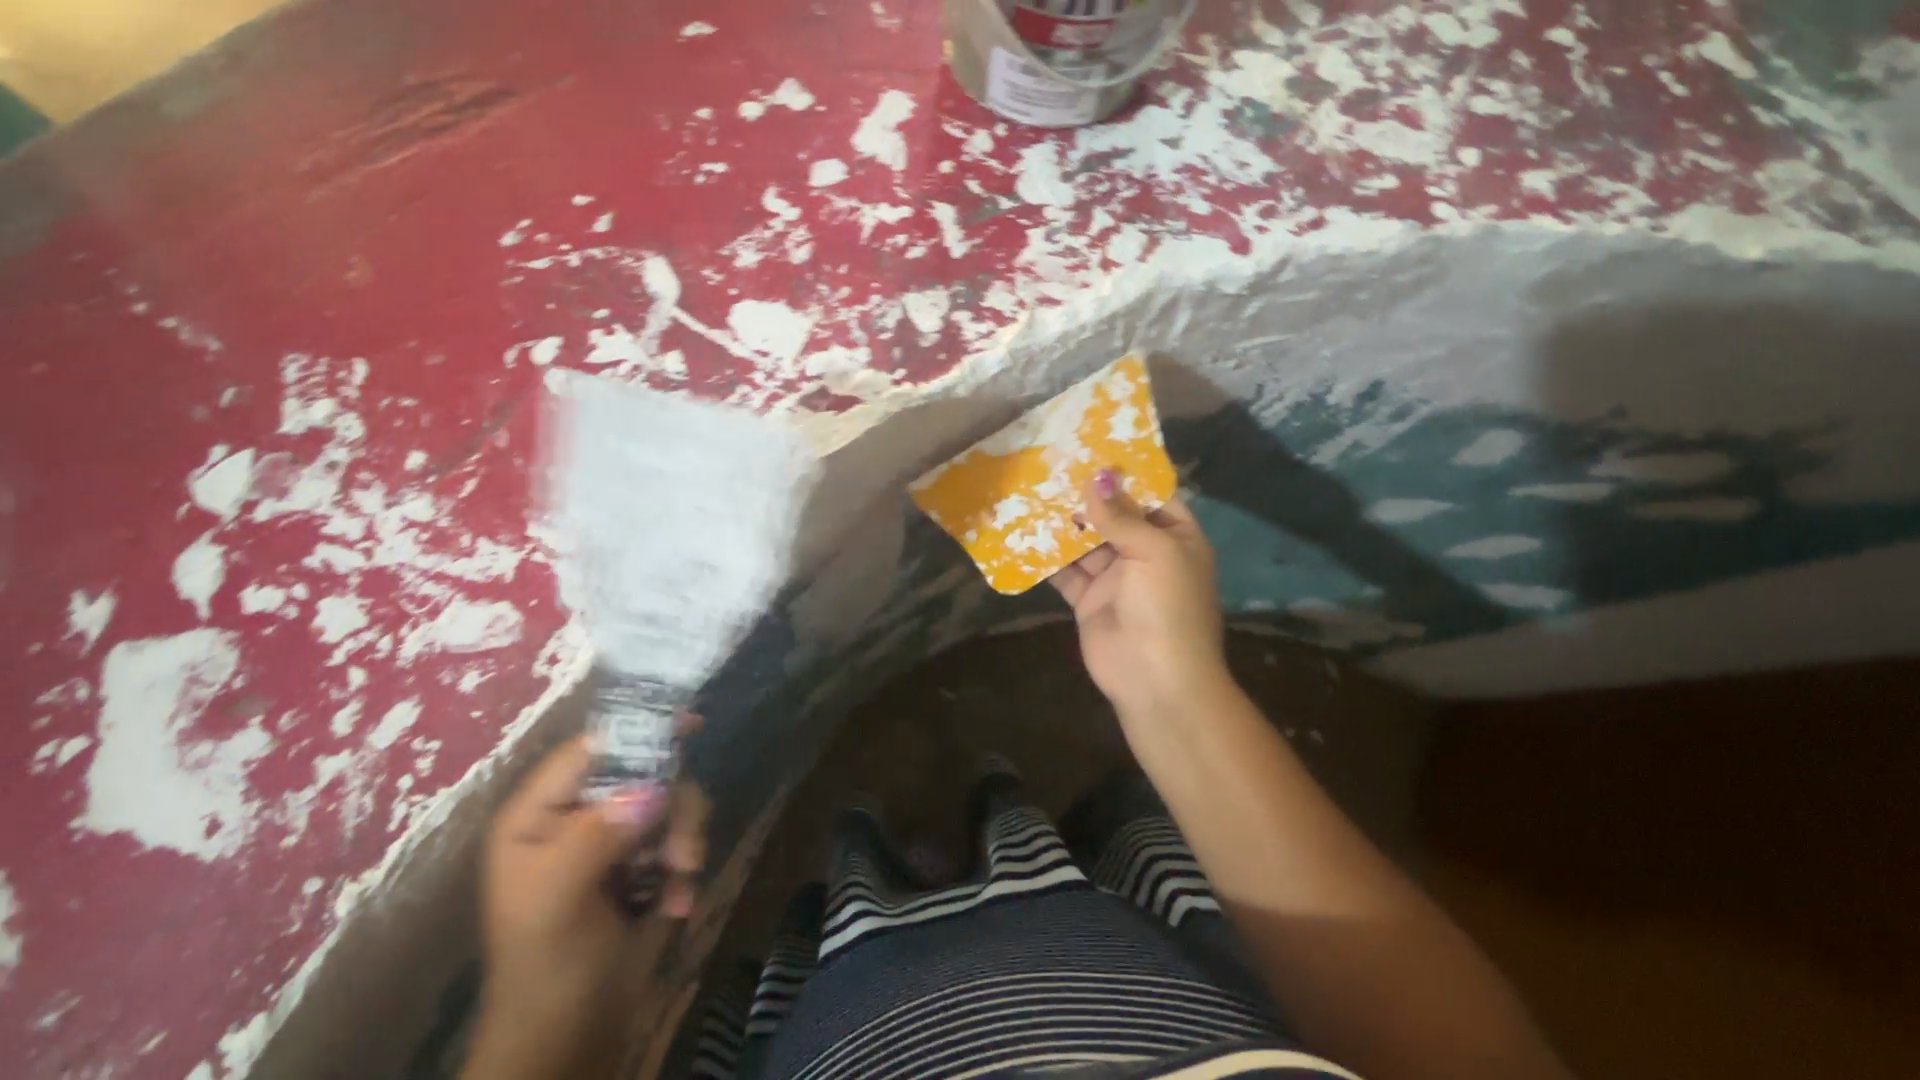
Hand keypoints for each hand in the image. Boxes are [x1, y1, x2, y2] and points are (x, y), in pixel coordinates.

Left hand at [464, 736, 707, 1079]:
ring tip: (683, 883)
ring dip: (683, 842)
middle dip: (670, 812)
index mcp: (537, 817)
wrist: (565, 1039)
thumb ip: (598, 836)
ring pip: (667, 807)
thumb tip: (652, 787)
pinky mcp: (641, 869)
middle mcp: (575, 820)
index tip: (690, 725)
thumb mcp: (558, 899)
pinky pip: (678, 841)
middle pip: (641, 777)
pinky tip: (678, 905)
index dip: (636, 735)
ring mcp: (610, 844)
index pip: (588, 754)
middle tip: (683, 855)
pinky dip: (684, 869)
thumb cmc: (546, 968)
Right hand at [1050, 468, 1226, 723]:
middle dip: (1086, 493)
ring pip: (1086, 541)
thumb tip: (1096, 476)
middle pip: (1114, 515)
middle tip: (1050, 462)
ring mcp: (1117, 578)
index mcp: (1176, 538)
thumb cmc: (1168, 608)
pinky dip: (1047, 556)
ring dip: (1063, 521)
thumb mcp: (1154, 552)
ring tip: (1031, 489)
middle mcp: (1147, 553)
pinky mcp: (1089, 601)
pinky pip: (1066, 571)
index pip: (1152, 494)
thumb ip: (1121, 516)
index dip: (1126, 472)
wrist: (1156, 680)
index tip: (1093, 445)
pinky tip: (1022, 533)